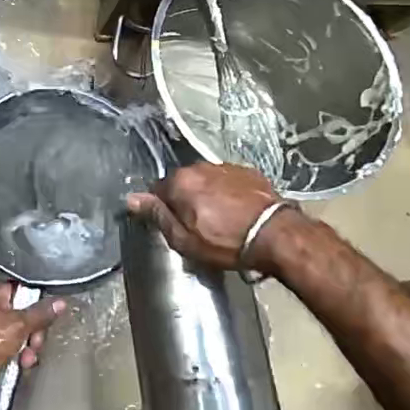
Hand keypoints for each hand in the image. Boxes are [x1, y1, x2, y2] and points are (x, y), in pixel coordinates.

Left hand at [0, 282, 65, 401]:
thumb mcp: (19, 325)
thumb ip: (41, 314)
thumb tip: (60, 302)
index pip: (24, 289)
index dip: (37, 302)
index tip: (47, 314)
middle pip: (26, 314)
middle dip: (35, 331)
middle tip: (35, 342)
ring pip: (23, 333)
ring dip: (30, 347)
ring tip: (27, 357)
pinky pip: (15, 348)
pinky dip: (21, 355)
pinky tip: (22, 364)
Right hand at [127, 163, 287, 270]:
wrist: (277, 235)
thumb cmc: (226, 242)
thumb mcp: (183, 239)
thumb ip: (156, 215)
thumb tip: (131, 198)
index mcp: (179, 182)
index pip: (156, 191)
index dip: (163, 210)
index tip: (174, 226)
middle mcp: (199, 167)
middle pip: (182, 183)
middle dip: (185, 200)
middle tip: (197, 226)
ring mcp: (225, 167)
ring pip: (205, 181)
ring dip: (207, 195)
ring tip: (221, 220)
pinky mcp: (248, 172)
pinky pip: (227, 181)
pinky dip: (228, 193)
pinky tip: (238, 212)